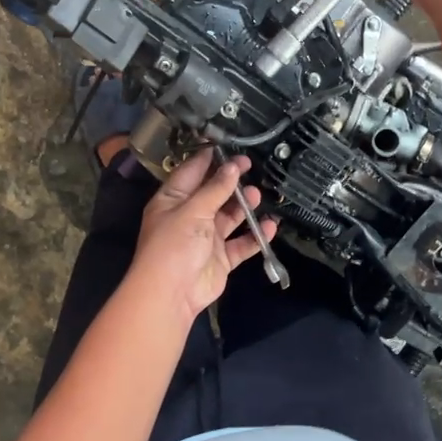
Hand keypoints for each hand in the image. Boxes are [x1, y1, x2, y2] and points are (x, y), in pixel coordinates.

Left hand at [128, 152, 279, 319]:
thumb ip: (215, 189)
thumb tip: (232, 167)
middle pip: (213, 193)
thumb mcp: (192, 211)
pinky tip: (269, 226)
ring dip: (244, 206)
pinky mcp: (221, 258)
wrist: (171, 294)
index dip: (210, 159)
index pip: (191, 172)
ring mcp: (206, 238)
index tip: (230, 146)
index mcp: (172, 200)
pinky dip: (256, 235)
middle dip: (231, 181)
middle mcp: (189, 216)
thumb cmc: (174, 245)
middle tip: (251, 166)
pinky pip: (242, 243)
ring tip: (258, 194)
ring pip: (229, 217)